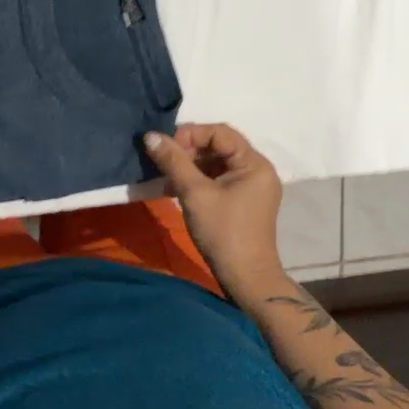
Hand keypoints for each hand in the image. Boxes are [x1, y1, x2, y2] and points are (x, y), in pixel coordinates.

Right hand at [144, 123, 284, 293]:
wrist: (244, 276)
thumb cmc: (222, 232)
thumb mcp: (194, 193)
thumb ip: (173, 162)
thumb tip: (150, 136)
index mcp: (254, 163)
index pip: (221, 133)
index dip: (191, 134)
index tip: (165, 148)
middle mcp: (257, 170)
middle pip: (219, 146)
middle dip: (188, 150)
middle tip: (163, 162)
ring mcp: (251, 187)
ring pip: (216, 163)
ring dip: (190, 166)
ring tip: (166, 176)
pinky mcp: (243, 201)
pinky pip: (218, 179)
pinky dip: (197, 180)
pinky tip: (175, 188)